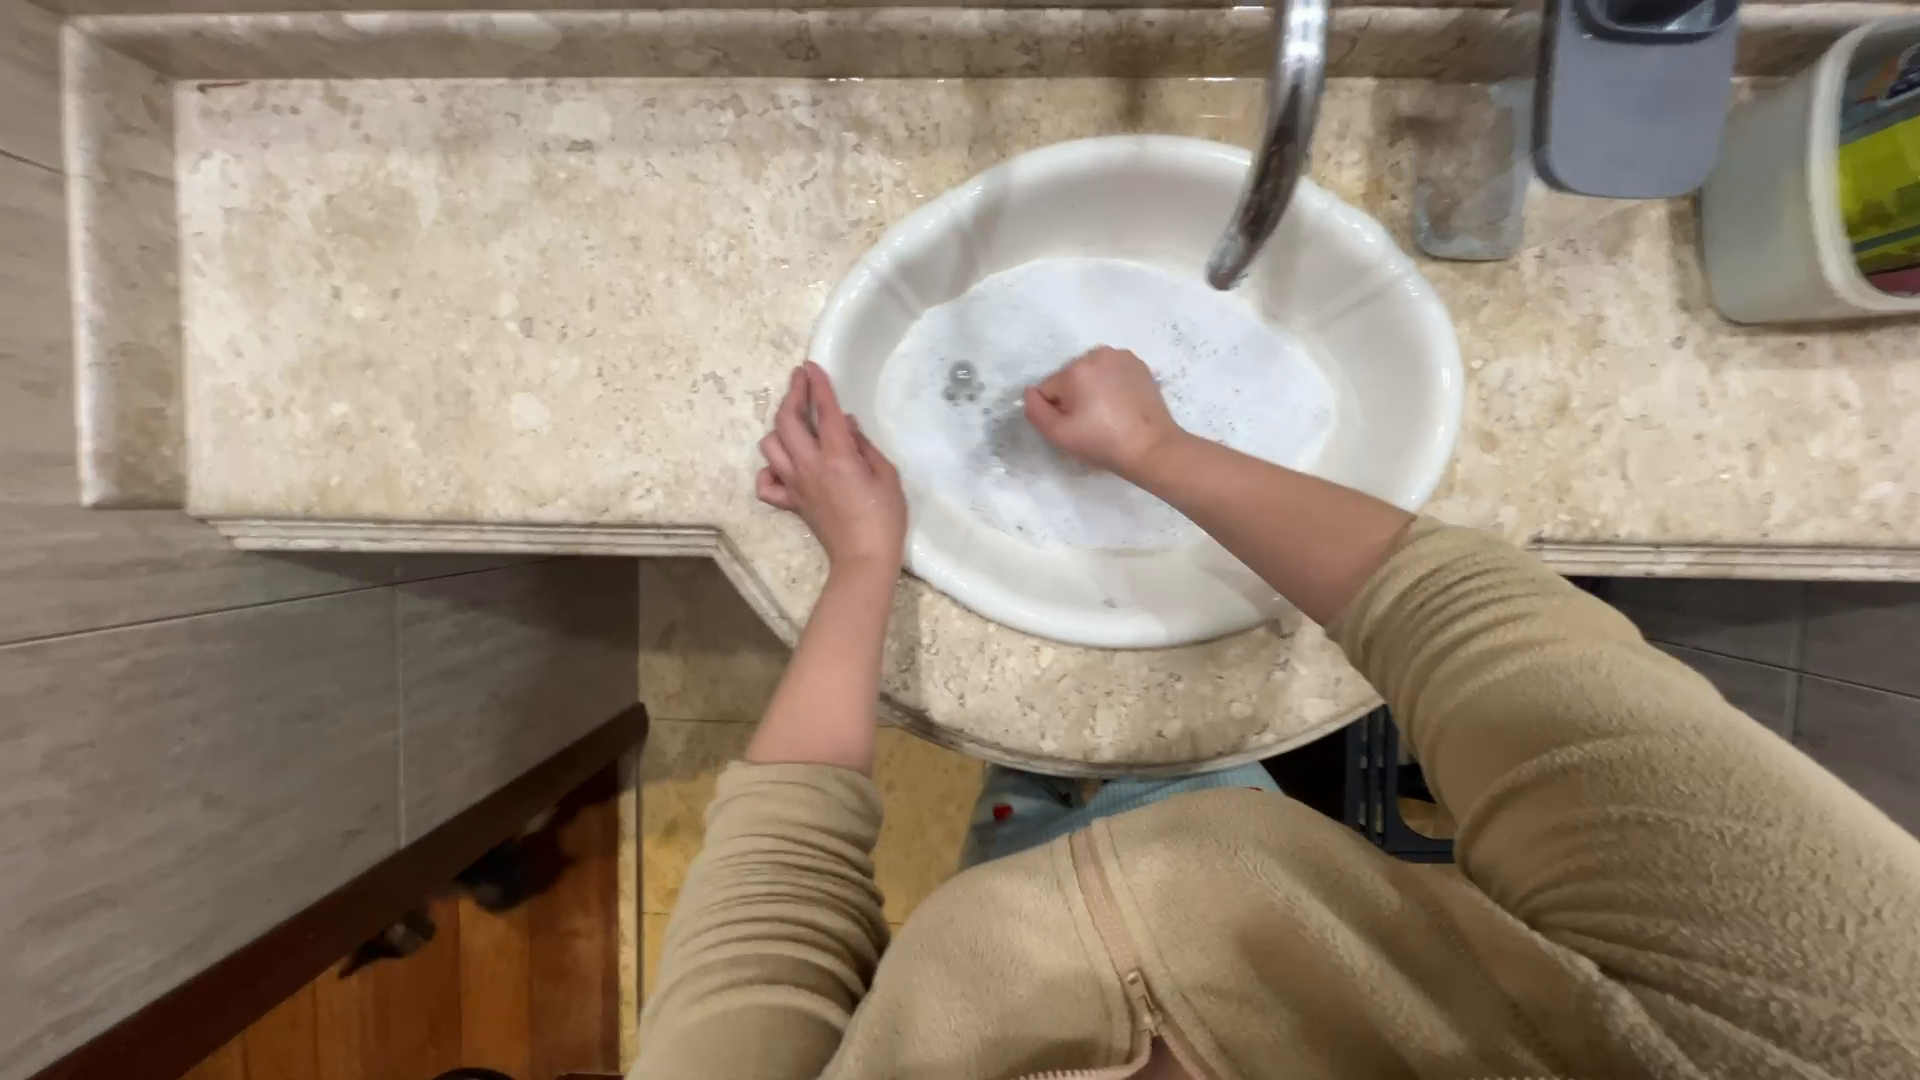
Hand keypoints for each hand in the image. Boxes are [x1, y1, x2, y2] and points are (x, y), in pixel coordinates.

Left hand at [757, 361, 907, 577]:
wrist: (864, 558)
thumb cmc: (884, 518)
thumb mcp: (886, 474)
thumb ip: (864, 445)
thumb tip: (847, 426)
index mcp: (837, 456)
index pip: (824, 410)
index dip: (818, 384)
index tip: (812, 366)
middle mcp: (809, 466)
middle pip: (787, 420)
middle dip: (792, 395)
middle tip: (801, 382)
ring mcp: (796, 485)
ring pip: (770, 445)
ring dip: (780, 428)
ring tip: (796, 423)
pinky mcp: (791, 503)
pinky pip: (766, 483)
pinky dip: (770, 470)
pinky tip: (784, 466)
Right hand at [1023, 346, 1182, 476]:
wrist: (1151, 447)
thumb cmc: (1102, 443)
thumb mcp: (1059, 435)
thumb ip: (1036, 411)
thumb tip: (1029, 392)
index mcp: (1076, 369)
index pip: (1047, 389)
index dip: (1056, 411)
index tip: (1075, 427)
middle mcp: (1097, 354)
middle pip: (1069, 379)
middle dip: (1074, 398)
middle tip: (1092, 423)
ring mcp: (1121, 357)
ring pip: (1090, 374)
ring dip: (1092, 390)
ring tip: (1108, 415)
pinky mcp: (1138, 364)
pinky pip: (1110, 372)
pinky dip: (1111, 385)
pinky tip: (1121, 405)